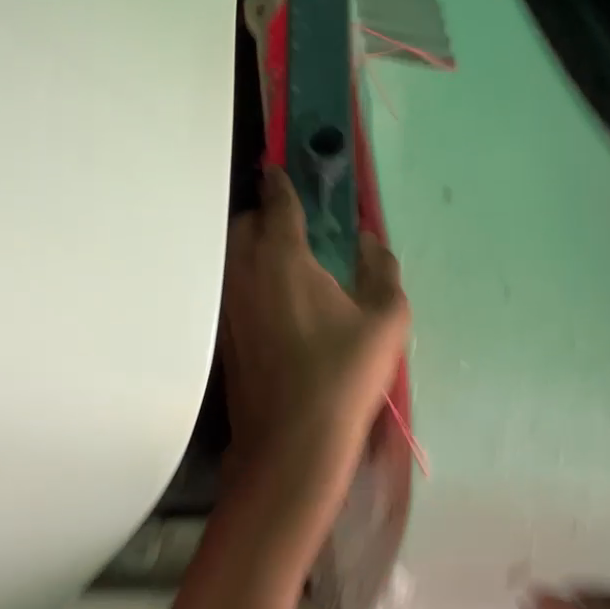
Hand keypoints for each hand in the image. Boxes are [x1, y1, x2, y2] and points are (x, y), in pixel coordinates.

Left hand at [220, 168, 408, 503]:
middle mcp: (245, 272)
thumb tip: (368, 240)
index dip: (281, 180)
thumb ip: (381, 268)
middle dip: (265, 215)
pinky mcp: (223, 334)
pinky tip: (275, 304)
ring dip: (253, 247)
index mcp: (284, 258)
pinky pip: (231, 288)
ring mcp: (229, 304)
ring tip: (285, 262)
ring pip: (232, 256)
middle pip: (245, 224)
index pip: (278, 202)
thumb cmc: (343, 375)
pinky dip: (248, 280)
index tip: (280, 167)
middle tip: (295, 225)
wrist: (291, 441)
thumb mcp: (386, 318)